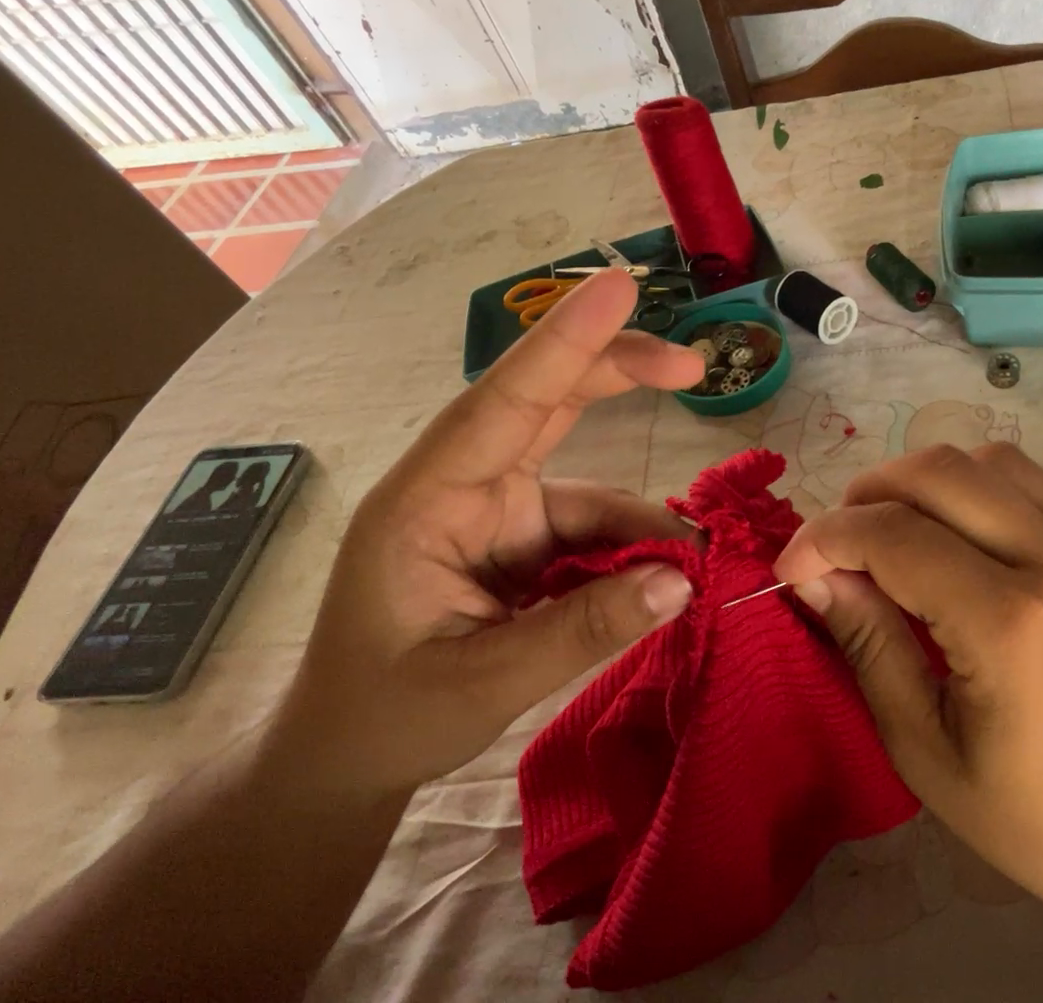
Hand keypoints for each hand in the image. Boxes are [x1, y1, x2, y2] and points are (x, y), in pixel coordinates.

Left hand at [270, 269, 705, 795]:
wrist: (347, 755)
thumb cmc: (388, 714)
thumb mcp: (486, 681)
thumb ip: (585, 629)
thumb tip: (682, 581)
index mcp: (428, 503)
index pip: (501, 405)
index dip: (564, 343)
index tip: (621, 287)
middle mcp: (464, 491)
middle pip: (545, 404)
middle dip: (618, 374)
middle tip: (695, 366)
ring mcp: (498, 517)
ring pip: (590, 483)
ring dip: (646, 521)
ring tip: (694, 568)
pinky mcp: (526, 545)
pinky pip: (597, 531)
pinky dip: (637, 551)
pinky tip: (666, 582)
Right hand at [771, 443, 1042, 923]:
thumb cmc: (1029, 818)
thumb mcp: (923, 747)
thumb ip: (868, 644)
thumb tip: (814, 575)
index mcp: (1009, 622)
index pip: (894, 534)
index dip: (825, 539)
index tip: (790, 570)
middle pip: (939, 473)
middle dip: (866, 495)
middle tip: (834, 550)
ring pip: (988, 460)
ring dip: (923, 482)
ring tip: (890, 536)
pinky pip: (1030, 483)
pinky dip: (975, 490)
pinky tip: (953, 539)